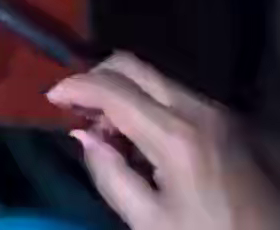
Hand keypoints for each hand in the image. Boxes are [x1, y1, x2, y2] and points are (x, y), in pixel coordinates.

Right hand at [48, 53, 279, 229]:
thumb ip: (111, 175)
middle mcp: (196, 109)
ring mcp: (217, 113)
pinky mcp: (229, 125)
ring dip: (122, 90)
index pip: (110, 88)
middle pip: (131, 65)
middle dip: (97, 77)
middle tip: (77, 108)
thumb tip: (83, 134)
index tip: (50, 97)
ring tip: (109, 130)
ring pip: (152, 77)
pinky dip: (145, 102)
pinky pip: (173, 95)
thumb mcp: (155, 227)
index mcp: (175, 135)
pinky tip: (141, 138)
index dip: (74, 86)